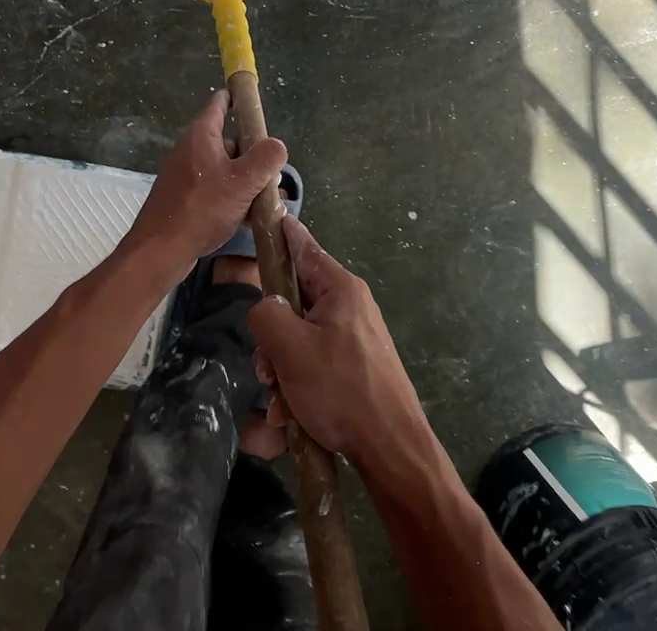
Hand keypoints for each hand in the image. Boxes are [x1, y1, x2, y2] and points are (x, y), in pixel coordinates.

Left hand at [121, 90, 287, 275]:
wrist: (161, 250)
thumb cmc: (201, 209)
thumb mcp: (243, 181)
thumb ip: (267, 158)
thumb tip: (277, 146)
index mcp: (201, 136)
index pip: (220, 104)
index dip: (238, 100)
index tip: (255, 102)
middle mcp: (192, 151)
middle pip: (231, 143)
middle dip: (255, 157)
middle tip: (275, 175)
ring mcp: (187, 176)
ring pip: (227, 171)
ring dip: (249, 183)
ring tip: (270, 200)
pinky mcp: (186, 199)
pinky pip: (217, 191)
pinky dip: (235, 199)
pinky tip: (252, 218)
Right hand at [248, 217, 428, 464]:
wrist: (390, 444)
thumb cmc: (342, 389)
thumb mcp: (291, 348)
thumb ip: (267, 314)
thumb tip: (266, 306)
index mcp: (340, 289)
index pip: (304, 248)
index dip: (283, 233)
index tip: (270, 212)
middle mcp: (349, 306)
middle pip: (293, 303)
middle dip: (272, 340)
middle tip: (267, 371)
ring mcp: (353, 337)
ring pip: (299, 340)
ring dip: (281, 371)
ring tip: (281, 404)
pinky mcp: (354, 366)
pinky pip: (314, 365)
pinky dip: (298, 388)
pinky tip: (292, 417)